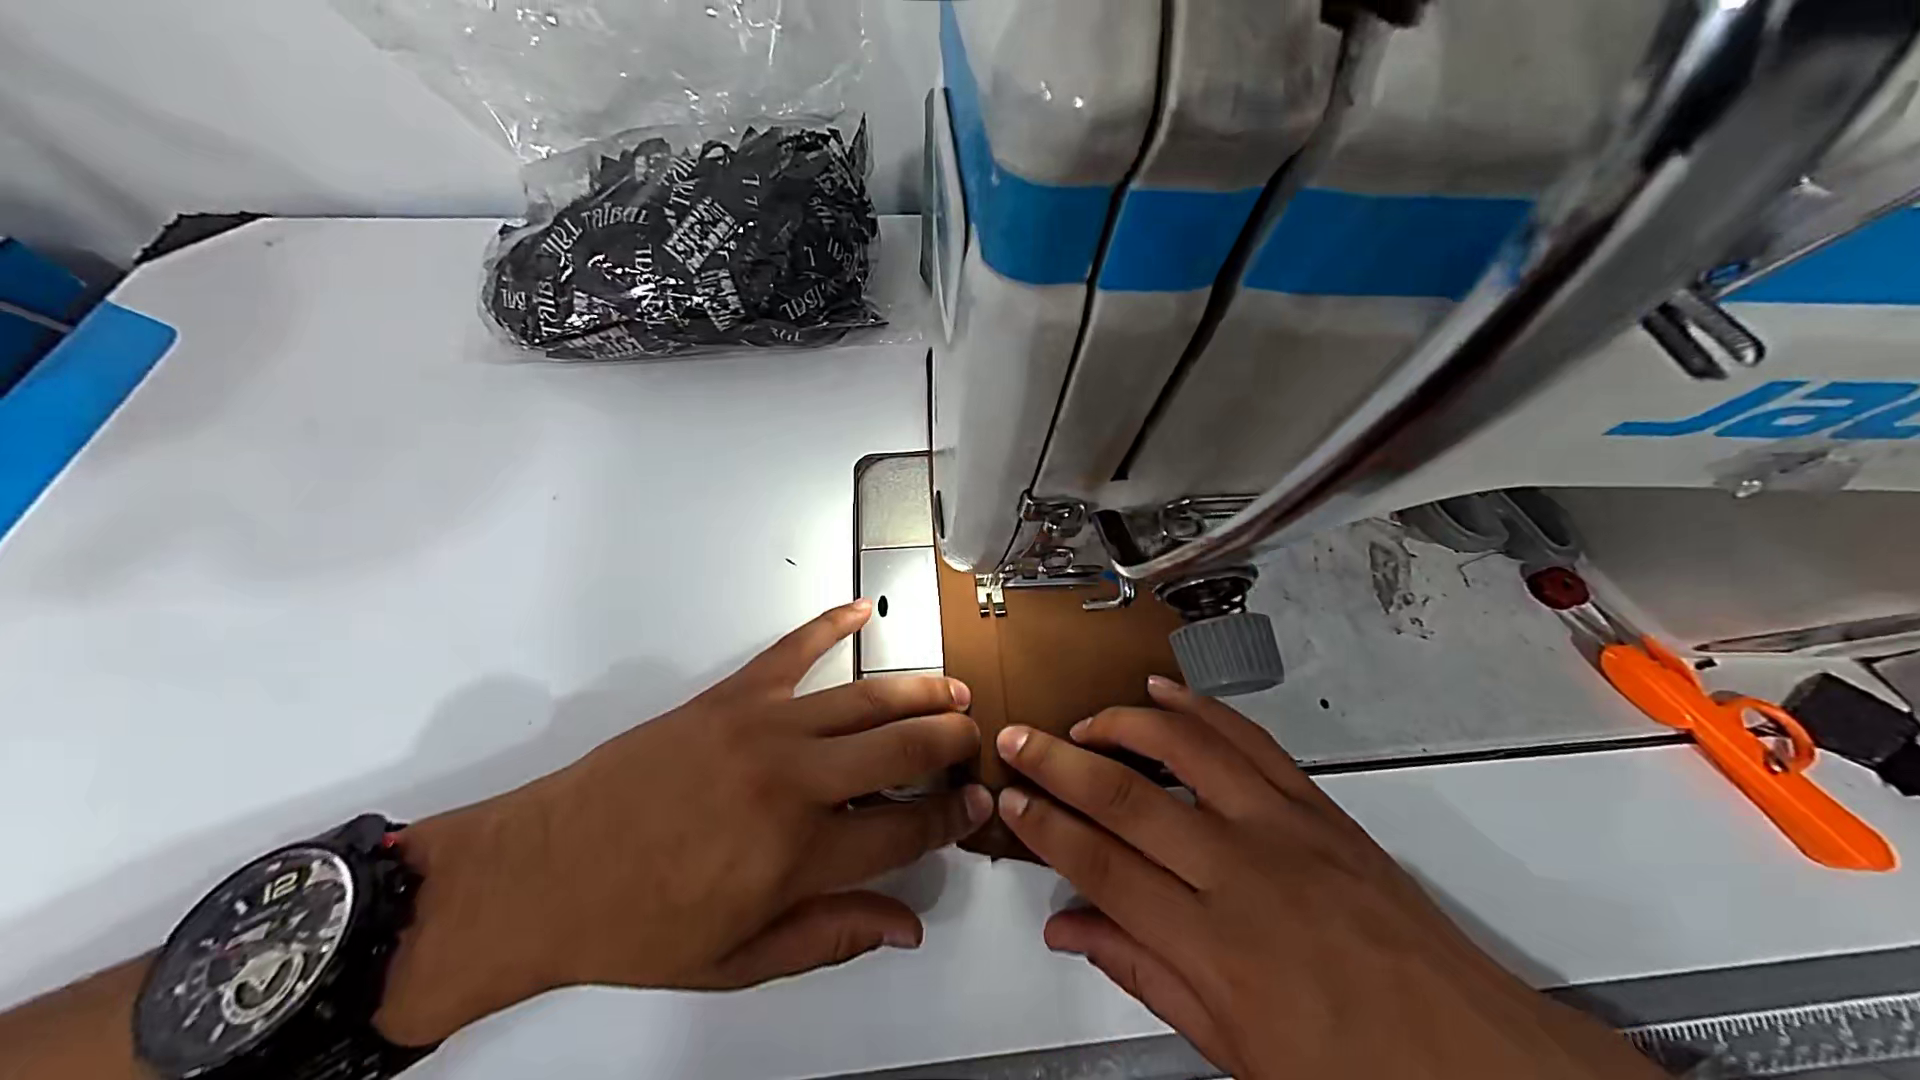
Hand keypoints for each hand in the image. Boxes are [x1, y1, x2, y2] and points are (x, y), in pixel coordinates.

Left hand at [374, 600, 990, 1044]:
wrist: (545, 872)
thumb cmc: (642, 926)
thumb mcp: (739, 960)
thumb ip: (831, 937)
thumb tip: (909, 927)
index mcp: (800, 854)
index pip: (906, 829)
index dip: (952, 816)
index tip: (978, 803)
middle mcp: (794, 782)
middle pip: (903, 748)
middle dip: (953, 741)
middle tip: (978, 737)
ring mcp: (764, 728)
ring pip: (866, 698)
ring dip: (919, 691)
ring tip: (954, 690)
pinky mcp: (731, 695)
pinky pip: (793, 649)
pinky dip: (831, 624)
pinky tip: (861, 608)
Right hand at [993, 677, 1664, 1079]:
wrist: (1474, 1061)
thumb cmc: (1353, 1070)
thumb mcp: (1229, 1046)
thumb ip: (1141, 972)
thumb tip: (1071, 929)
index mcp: (1213, 946)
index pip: (1102, 866)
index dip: (1046, 827)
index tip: (1012, 800)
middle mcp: (1241, 874)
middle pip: (1126, 797)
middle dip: (1058, 761)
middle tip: (1018, 737)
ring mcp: (1282, 828)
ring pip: (1184, 750)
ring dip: (1123, 724)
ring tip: (1084, 720)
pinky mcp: (1317, 808)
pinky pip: (1249, 741)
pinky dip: (1200, 709)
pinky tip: (1166, 694)